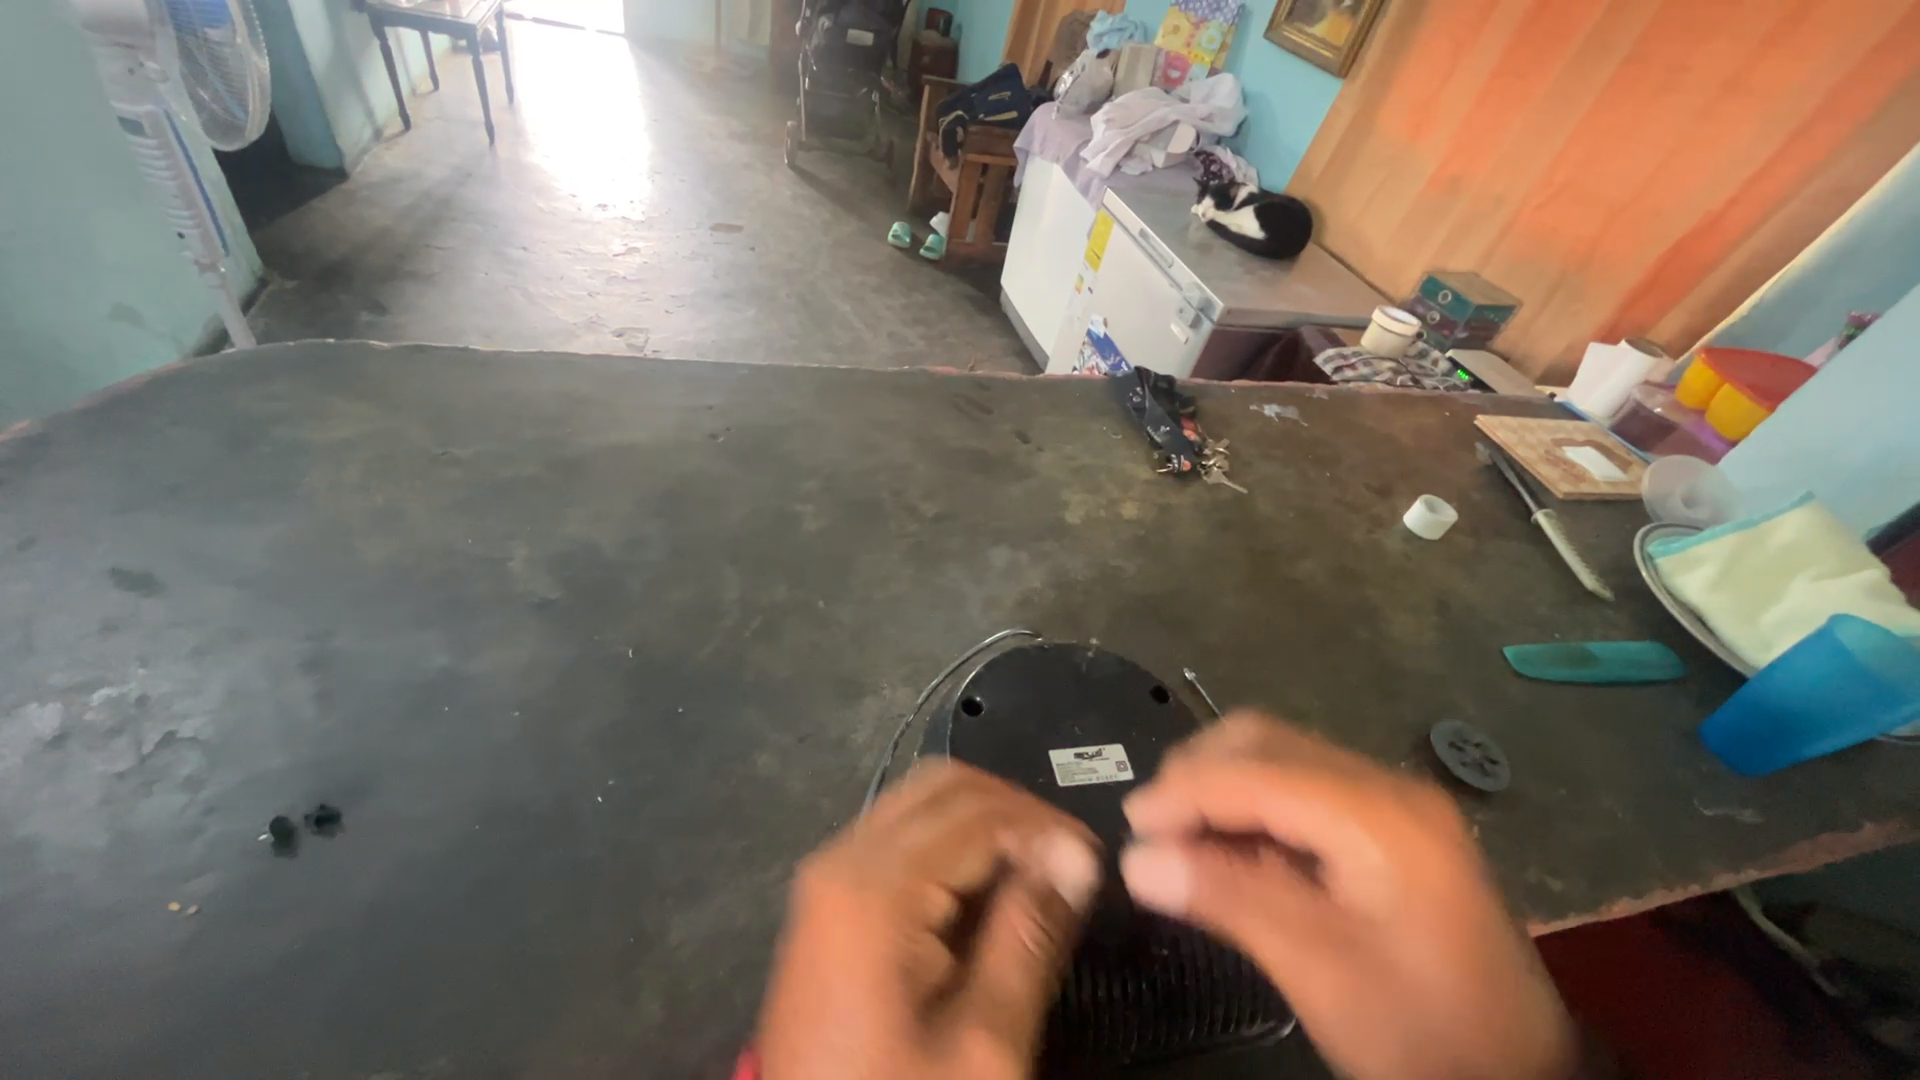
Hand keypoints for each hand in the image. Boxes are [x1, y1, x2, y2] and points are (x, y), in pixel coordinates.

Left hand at [757, 760, 1101, 1079]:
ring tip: (1037, 869)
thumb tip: (1077, 856)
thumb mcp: (981, 1043)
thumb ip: (1029, 936)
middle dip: (1014, 809)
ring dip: (983, 819)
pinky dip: (949, 840)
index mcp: (877, 887)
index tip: (1093, 858)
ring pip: (920, 801)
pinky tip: (986, 884)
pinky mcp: (828, 895)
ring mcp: (829, 873)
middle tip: (1067, 857)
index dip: (1044, 825)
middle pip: (943, 786)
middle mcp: (843, 858)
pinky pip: (898, 833)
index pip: (978, 812)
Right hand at [1120, 713, 1578, 1079]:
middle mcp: (1385, 786)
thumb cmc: (1422, 1030)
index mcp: (1379, 818)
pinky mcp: (1384, 822)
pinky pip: (1297, 784)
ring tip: (1181, 836)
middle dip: (1197, 773)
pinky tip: (1228, 844)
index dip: (1185, 791)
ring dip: (1219, 783)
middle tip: (1154, 827)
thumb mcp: (1320, 973)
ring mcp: (1389, 800)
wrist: (1521, 1078)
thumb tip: (1134, 862)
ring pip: (1276, 753)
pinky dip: (1248, 803)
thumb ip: (1227, 901)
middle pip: (1264, 740)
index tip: (1130, 825)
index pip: (1256, 773)